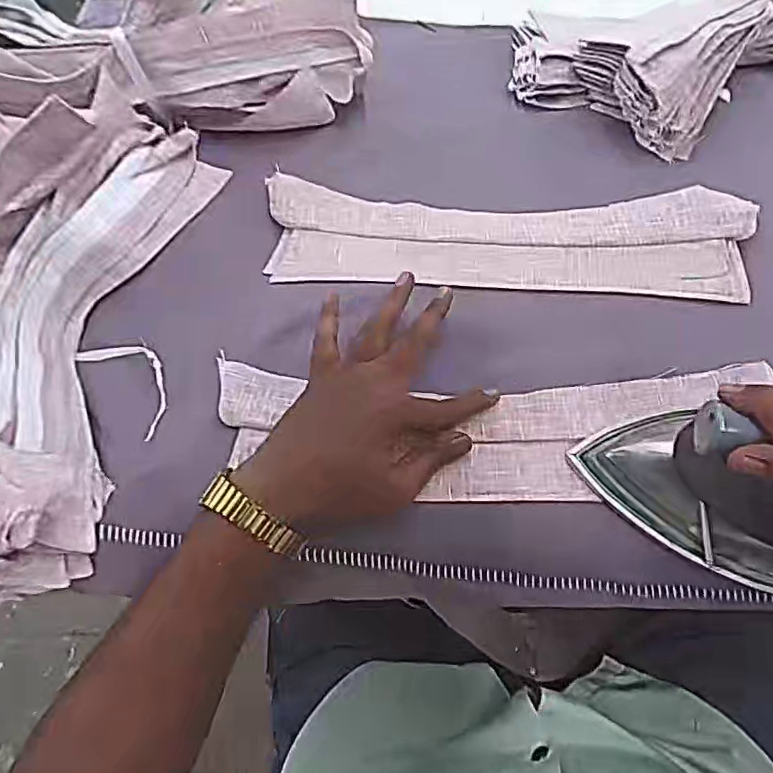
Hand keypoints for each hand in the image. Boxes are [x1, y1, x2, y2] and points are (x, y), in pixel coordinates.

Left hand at [232, 274, 495, 534]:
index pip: (445, 408)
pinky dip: (328, 319)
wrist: (279, 492)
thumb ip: (430, 460)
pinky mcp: (319, 379)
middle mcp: (373, 384)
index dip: (472, 404)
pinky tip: (332, 298)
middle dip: (433, 318)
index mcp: (395, 412)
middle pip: (411, 345)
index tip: (494, 394)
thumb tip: (463, 440)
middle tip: (447, 292)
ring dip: (391, 303)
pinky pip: (325, 342)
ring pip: (373, 331)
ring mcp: (344, 377)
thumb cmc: (341, 494)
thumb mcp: (395, 489)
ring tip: (406, 278)